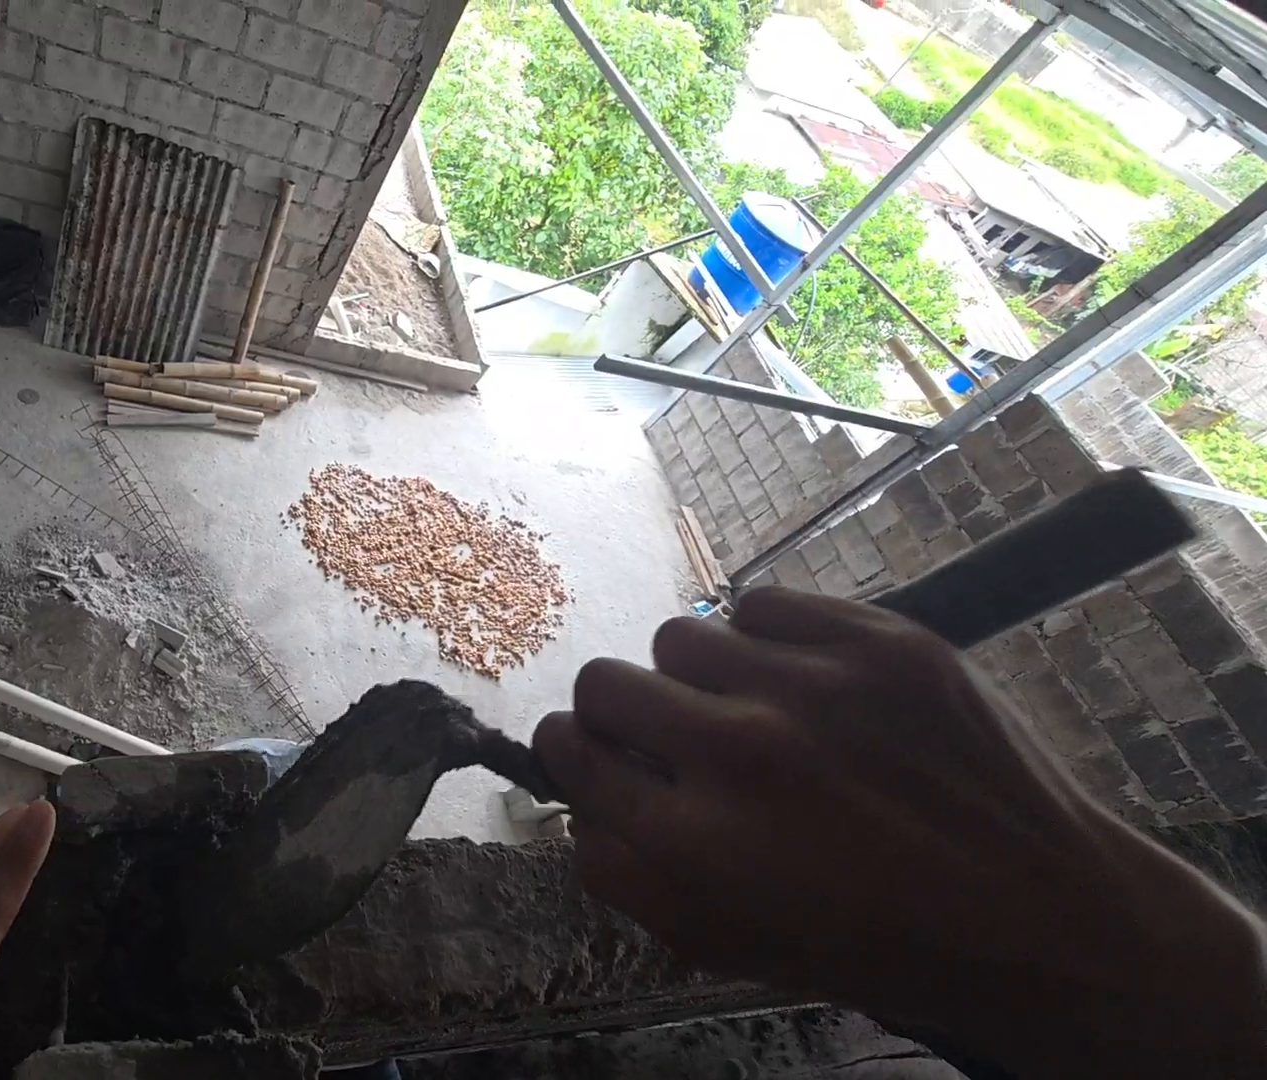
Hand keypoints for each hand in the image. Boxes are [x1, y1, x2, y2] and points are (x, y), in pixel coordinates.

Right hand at [534, 587, 1266, 1078]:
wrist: (1051, 924)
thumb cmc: (864, 943)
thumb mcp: (717, 939)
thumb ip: (616, 870)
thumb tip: (574, 797)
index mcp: (698, 838)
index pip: (570, 751)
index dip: (564, 747)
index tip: (582, 747)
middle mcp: (744, 751)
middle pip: (603, 681)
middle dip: (612, 710)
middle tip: (658, 730)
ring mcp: (817, 686)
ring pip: (678, 636)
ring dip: (693, 677)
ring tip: (741, 705)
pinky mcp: (882, 643)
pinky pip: (759, 604)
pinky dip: (760, 640)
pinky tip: (796, 680)